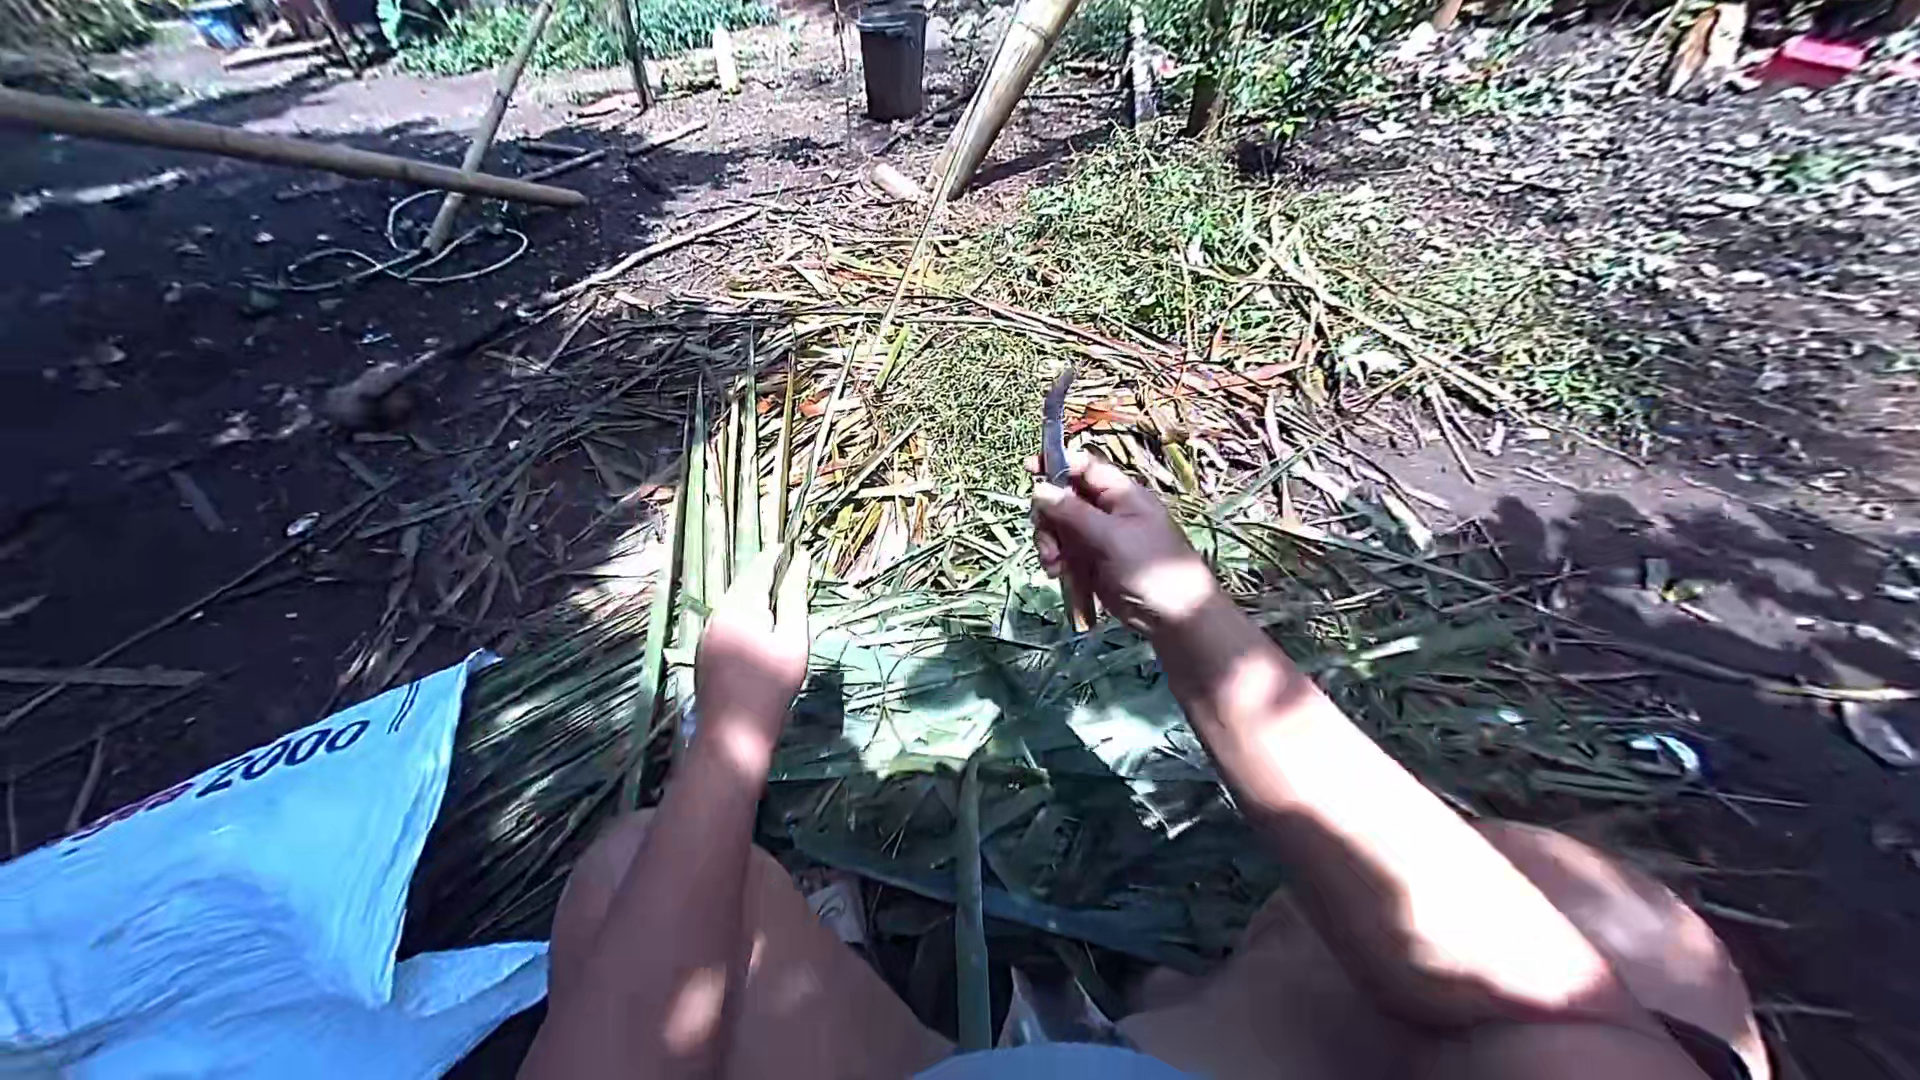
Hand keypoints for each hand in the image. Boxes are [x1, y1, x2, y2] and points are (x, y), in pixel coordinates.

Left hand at [693, 546, 811, 754]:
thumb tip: (799, 564)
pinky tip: (756, 618)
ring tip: (774, 587)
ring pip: (731, 600)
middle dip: (761, 570)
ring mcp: (708, 632)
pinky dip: (743, 608)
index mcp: (740, 607)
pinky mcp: (705, 649)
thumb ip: (793, 598)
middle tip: (783, 562)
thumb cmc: (772, 684)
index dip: (774, 556)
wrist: (734, 731)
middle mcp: (718, 614)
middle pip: (741, 582)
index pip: (757, 569)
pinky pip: (726, 617)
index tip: (789, 546)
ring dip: (752, 589)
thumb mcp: (793, 640)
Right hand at [1029, 450, 1221, 635]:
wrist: (1171, 615)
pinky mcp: (1089, 560)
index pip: (1082, 467)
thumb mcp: (1110, 536)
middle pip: (1062, 498)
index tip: (1029, 468)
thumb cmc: (1149, 567)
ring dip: (1049, 542)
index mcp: (1119, 493)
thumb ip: (1072, 512)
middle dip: (1048, 517)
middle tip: (1047, 539)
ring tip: (1053, 565)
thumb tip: (1039, 489)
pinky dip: (1055, 559)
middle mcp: (1106, 510)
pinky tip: (1057, 573)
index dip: (1056, 464)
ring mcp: (1096, 536)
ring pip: (1058, 527)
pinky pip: (1062, 550)